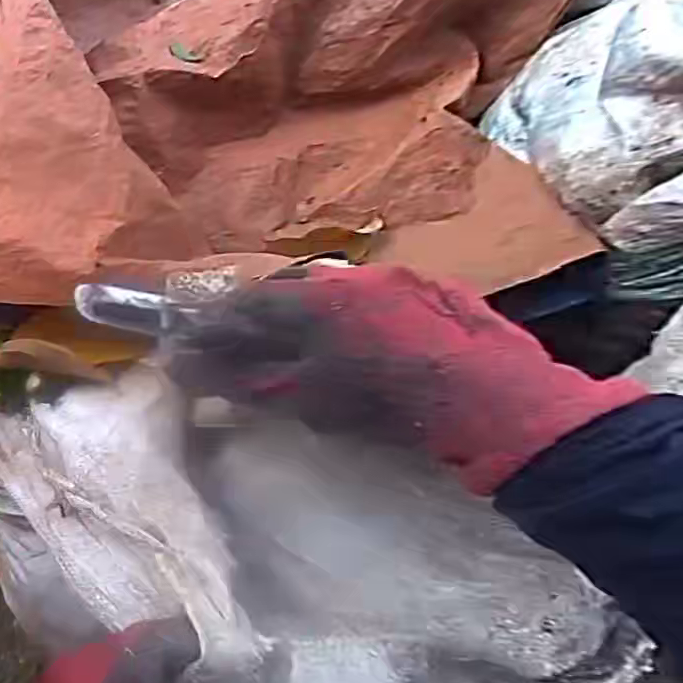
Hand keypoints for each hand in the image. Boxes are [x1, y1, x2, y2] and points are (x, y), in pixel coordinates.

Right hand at [164, 264, 645, 492]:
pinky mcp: (437, 289)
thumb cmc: (385, 403)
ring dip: (303, 310)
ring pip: (329, 287)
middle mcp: (350, 276)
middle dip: (255, 313)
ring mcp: (398, 278)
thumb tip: (178, 364)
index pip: (240, 302)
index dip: (211, 323)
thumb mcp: (299, 397)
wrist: (505, 406)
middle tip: (244, 341)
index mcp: (312, 299)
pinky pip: (372, 293)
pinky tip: (357, 340)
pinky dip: (348, 313)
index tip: (194, 341)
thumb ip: (235, 378)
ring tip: (299, 340)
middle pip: (283, 287)